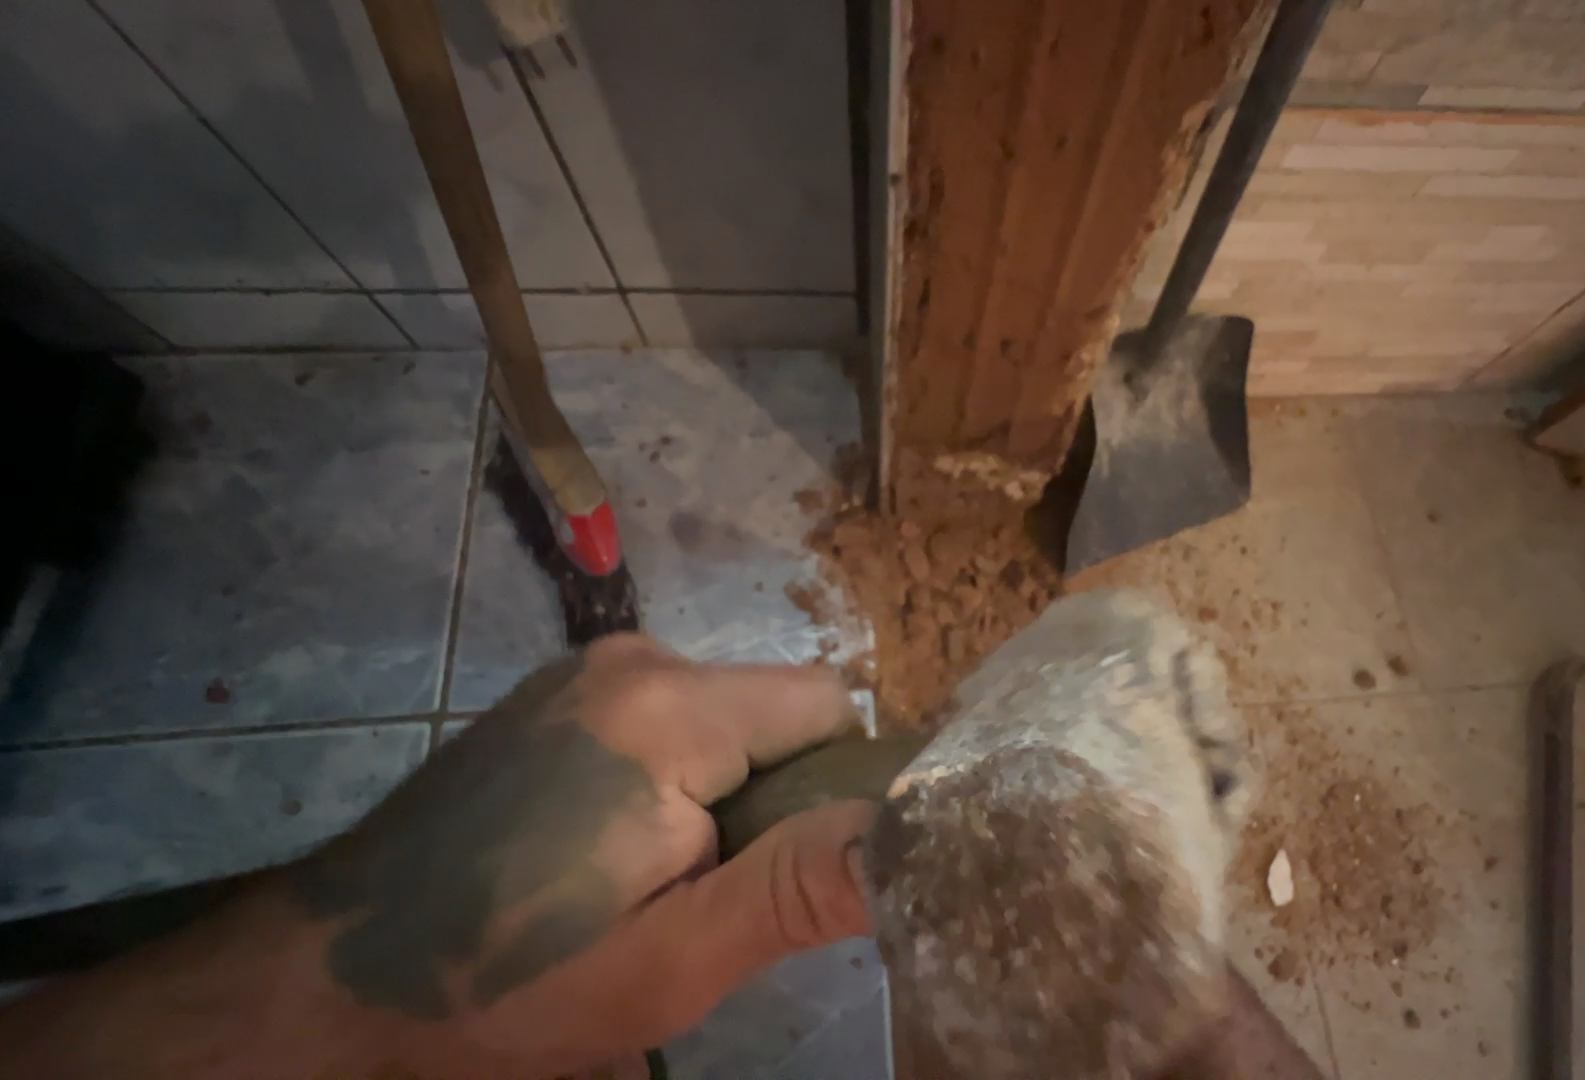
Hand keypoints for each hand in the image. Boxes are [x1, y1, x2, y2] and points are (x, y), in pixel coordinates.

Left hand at [290, 635, 875, 1078]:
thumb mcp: (668, 964)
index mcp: (672, 708)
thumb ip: (797, 889)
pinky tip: (612, 830)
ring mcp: (596, 661)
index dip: (829, 786)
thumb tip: (908, 830)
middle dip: (772, 790)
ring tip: (652, 862)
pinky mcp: (570, 682)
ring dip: (726, 781)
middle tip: (704, 879)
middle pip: (778, 706)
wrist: (321, 983)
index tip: (777, 864)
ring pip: (732, 709)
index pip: (828, 706)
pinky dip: (681, 764)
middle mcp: (640, 654)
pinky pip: (678, 709)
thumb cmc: (506, 985)